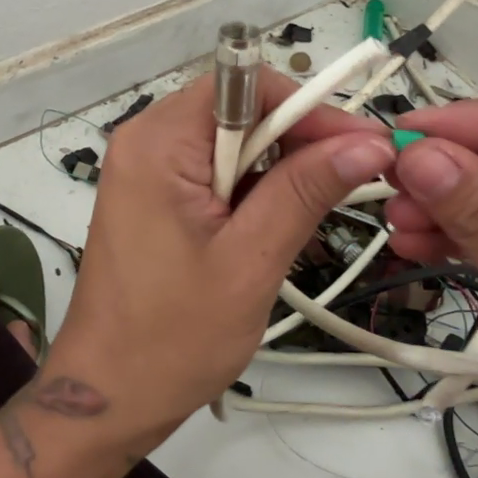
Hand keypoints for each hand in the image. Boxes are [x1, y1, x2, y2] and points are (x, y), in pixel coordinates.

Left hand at [48, 69, 395, 452]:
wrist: (108, 393)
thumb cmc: (173, 337)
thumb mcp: (250, 261)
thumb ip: (304, 191)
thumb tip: (368, 143)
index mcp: (156, 143)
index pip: (242, 85)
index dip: (306, 106)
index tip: (362, 145)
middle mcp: (143, 140)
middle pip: (236, 108)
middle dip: (296, 139)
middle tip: (351, 181)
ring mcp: (143, 169)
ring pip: (228, 140)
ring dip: (275, 168)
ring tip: (314, 211)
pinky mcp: (150, 196)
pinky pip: (210, 169)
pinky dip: (248, 189)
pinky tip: (272, 224)